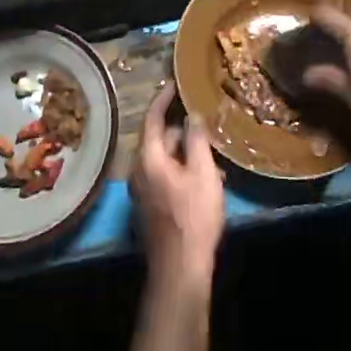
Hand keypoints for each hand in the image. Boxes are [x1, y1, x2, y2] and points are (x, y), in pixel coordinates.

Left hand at [133, 84, 225, 282]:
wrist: (180, 266)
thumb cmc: (194, 216)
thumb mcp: (203, 173)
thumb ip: (197, 140)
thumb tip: (191, 115)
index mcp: (148, 158)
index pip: (152, 119)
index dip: (163, 99)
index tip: (174, 84)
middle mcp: (138, 170)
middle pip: (158, 140)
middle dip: (181, 132)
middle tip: (206, 126)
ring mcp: (141, 189)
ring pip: (163, 159)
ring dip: (185, 154)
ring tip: (213, 158)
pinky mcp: (148, 205)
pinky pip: (163, 176)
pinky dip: (180, 170)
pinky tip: (204, 180)